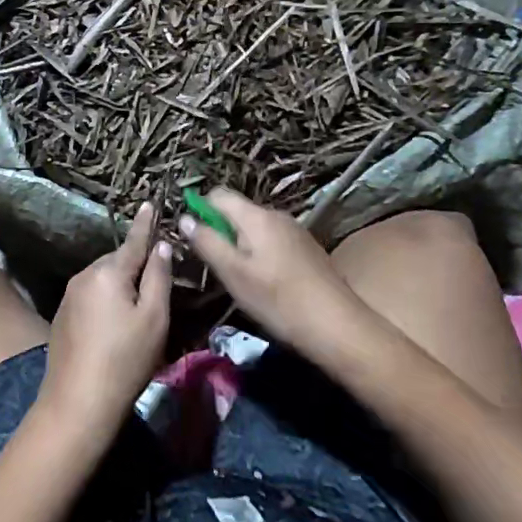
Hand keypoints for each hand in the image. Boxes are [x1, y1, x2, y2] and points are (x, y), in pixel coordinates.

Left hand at [39, 203, 172, 436]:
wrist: (78, 401)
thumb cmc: (125, 358)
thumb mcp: (154, 317)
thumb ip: (158, 277)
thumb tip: (160, 246)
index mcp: (109, 271)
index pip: (133, 240)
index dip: (145, 223)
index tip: (149, 203)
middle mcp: (84, 275)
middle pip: (118, 261)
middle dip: (136, 265)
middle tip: (159, 282)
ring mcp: (69, 295)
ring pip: (104, 280)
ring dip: (121, 286)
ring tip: (140, 310)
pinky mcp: (62, 315)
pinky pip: (91, 296)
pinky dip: (106, 301)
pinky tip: (115, 326)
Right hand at [176, 188, 355, 347]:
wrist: (336, 326)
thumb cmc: (277, 300)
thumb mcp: (233, 273)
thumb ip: (207, 242)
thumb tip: (185, 218)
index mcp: (257, 217)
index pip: (219, 195)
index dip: (201, 210)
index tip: (195, 239)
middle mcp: (277, 216)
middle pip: (238, 211)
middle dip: (221, 231)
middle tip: (216, 266)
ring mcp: (295, 231)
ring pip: (255, 228)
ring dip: (240, 245)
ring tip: (238, 278)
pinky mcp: (306, 249)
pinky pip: (272, 241)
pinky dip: (259, 254)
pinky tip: (264, 283)